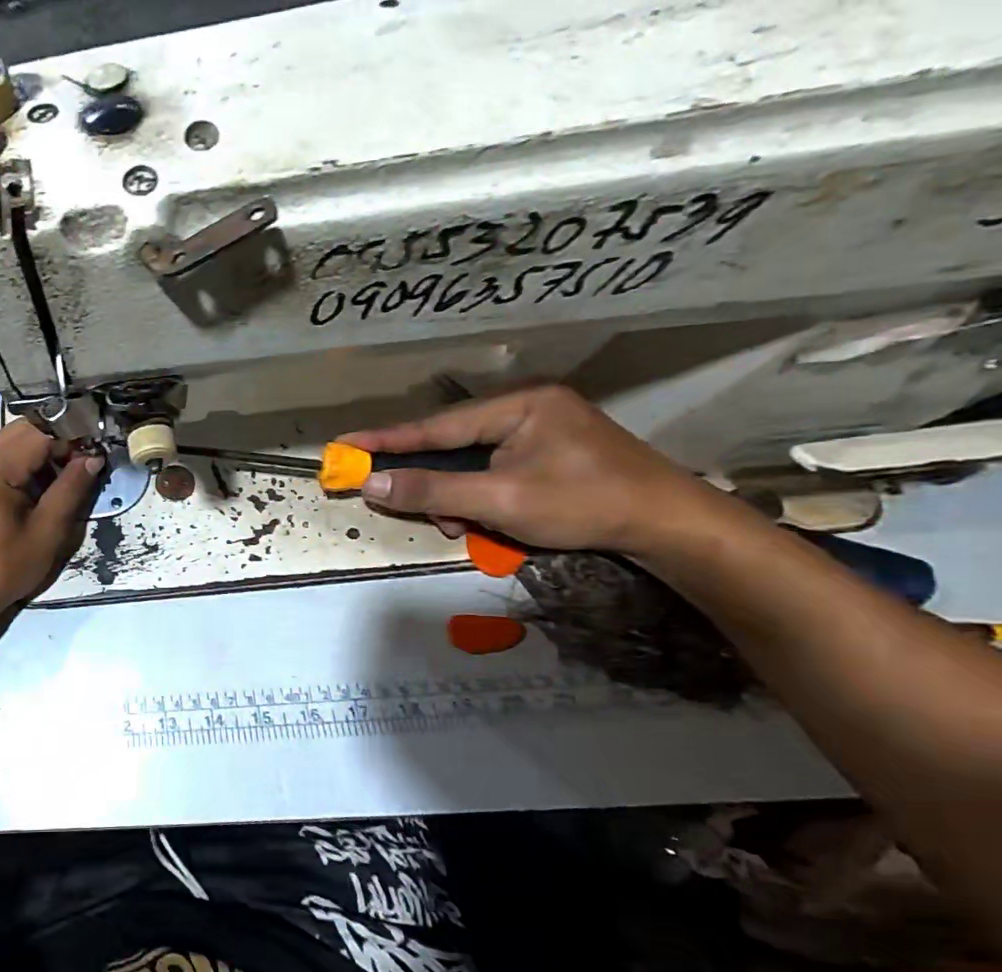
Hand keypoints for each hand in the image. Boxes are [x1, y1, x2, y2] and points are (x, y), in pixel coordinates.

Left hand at [0, 418, 102, 631]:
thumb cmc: (2, 570)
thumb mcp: (46, 532)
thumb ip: (70, 489)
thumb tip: (92, 459)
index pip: (39, 432)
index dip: (72, 438)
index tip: (95, 455)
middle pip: (22, 430)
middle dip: (56, 441)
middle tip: (81, 467)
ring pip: (9, 443)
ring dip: (38, 453)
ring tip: (61, 482)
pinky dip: (20, 465)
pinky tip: (35, 492)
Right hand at [337, 385, 722, 553]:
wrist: (670, 526)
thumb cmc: (584, 505)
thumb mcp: (499, 501)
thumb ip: (432, 490)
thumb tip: (370, 482)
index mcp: (518, 405)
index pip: (435, 426)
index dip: (384, 439)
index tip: (342, 444)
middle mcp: (526, 408)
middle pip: (451, 444)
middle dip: (427, 480)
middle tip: (398, 503)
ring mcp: (540, 429)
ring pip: (470, 461)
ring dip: (454, 495)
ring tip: (457, 525)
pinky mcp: (549, 451)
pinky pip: (492, 469)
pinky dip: (478, 496)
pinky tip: (481, 519)